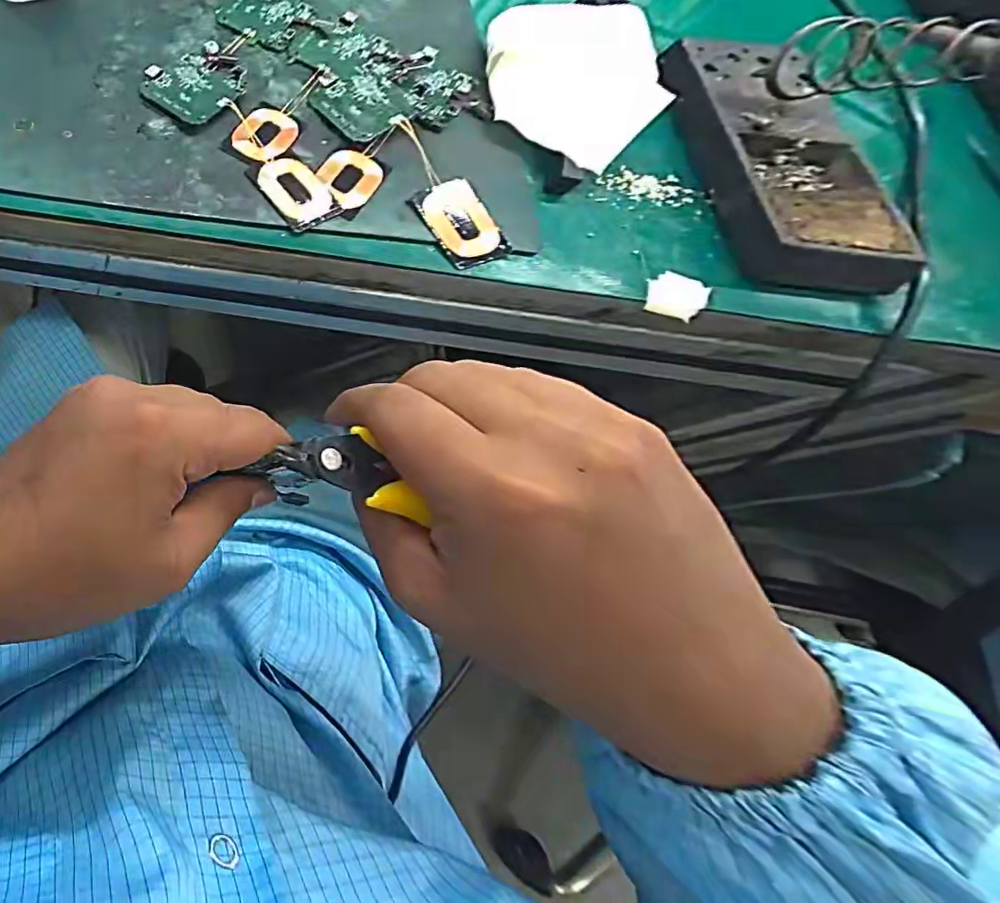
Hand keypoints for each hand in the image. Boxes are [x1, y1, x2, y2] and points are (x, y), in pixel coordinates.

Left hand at [0, 376, 288, 650]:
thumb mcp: (170, 557)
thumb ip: (227, 506)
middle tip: (225, 499)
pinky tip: (143, 472)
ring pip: (175, 404)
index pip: (249, 424)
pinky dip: (156, 432)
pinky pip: (138, 407)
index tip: (280, 484)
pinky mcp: (74, 400)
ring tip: (177, 491)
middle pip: (212, 410)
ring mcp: (96, 391)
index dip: (276, 453)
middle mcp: (129, 393)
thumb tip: (259, 480)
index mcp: (159, 430)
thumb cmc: (77, 575)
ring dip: (192, 439)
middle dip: (230, 449)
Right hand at [329, 361, 839, 788]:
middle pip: (434, 375)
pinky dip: (500, 402)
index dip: (353, 406)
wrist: (702, 677)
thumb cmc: (549, 646)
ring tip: (452, 443)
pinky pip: (539, 385)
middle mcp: (545, 441)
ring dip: (447, 397)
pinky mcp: (636, 425)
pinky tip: (506, 443)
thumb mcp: (428, 597)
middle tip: (395, 442)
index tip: (344, 424)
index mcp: (489, 491)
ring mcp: (600, 425)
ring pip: (485, 371)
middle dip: (396, 400)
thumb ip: (379, 518)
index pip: (393, 405)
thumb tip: (366, 465)